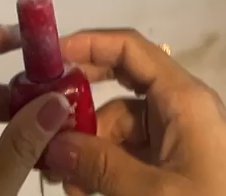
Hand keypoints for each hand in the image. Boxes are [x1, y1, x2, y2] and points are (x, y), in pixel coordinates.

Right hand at [43, 29, 225, 195]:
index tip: (47, 58)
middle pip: (121, 87)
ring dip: (90, 149)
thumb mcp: (152, 194)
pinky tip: (84, 193)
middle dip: (82, 105)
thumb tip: (49, 141)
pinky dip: (108, 170)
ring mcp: (181, 141)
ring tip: (63, 181)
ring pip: (122, 128)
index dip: (88, 43)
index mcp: (183, 97)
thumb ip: (99, 165)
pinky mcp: (181, 171)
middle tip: (43, 124)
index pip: (129, 48)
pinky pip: (134, 157)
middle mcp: (182, 108)